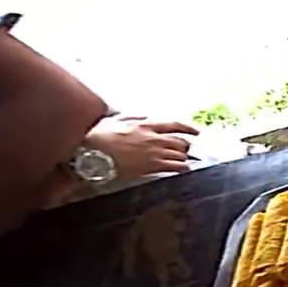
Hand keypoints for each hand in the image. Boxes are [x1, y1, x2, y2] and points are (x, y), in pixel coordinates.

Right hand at [82, 116, 197, 178]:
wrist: (90, 154)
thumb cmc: (97, 137)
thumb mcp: (114, 121)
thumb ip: (132, 118)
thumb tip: (144, 117)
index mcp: (146, 125)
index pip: (175, 125)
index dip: (189, 129)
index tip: (197, 132)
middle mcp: (154, 138)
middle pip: (181, 142)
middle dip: (186, 146)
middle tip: (186, 150)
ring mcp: (155, 153)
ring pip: (181, 155)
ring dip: (183, 158)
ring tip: (182, 160)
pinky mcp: (153, 166)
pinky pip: (176, 167)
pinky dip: (182, 168)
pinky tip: (182, 169)